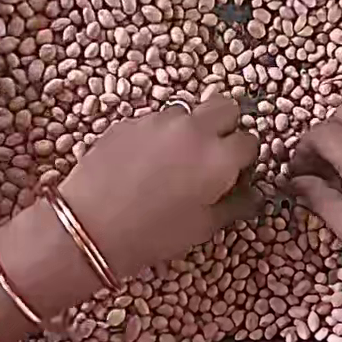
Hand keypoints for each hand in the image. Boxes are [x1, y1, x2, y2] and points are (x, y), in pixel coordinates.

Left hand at [56, 94, 261, 277]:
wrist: (90, 227)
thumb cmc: (153, 234)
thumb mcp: (203, 227)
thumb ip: (234, 205)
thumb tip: (251, 194)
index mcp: (220, 157)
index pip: (250, 141)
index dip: (244, 158)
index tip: (235, 172)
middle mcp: (194, 129)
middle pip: (226, 106)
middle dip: (226, 125)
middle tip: (212, 153)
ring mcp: (159, 121)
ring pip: (187, 112)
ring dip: (189, 129)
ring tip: (172, 160)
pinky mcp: (129, 121)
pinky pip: (155, 121)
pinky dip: (158, 136)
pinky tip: (144, 163)